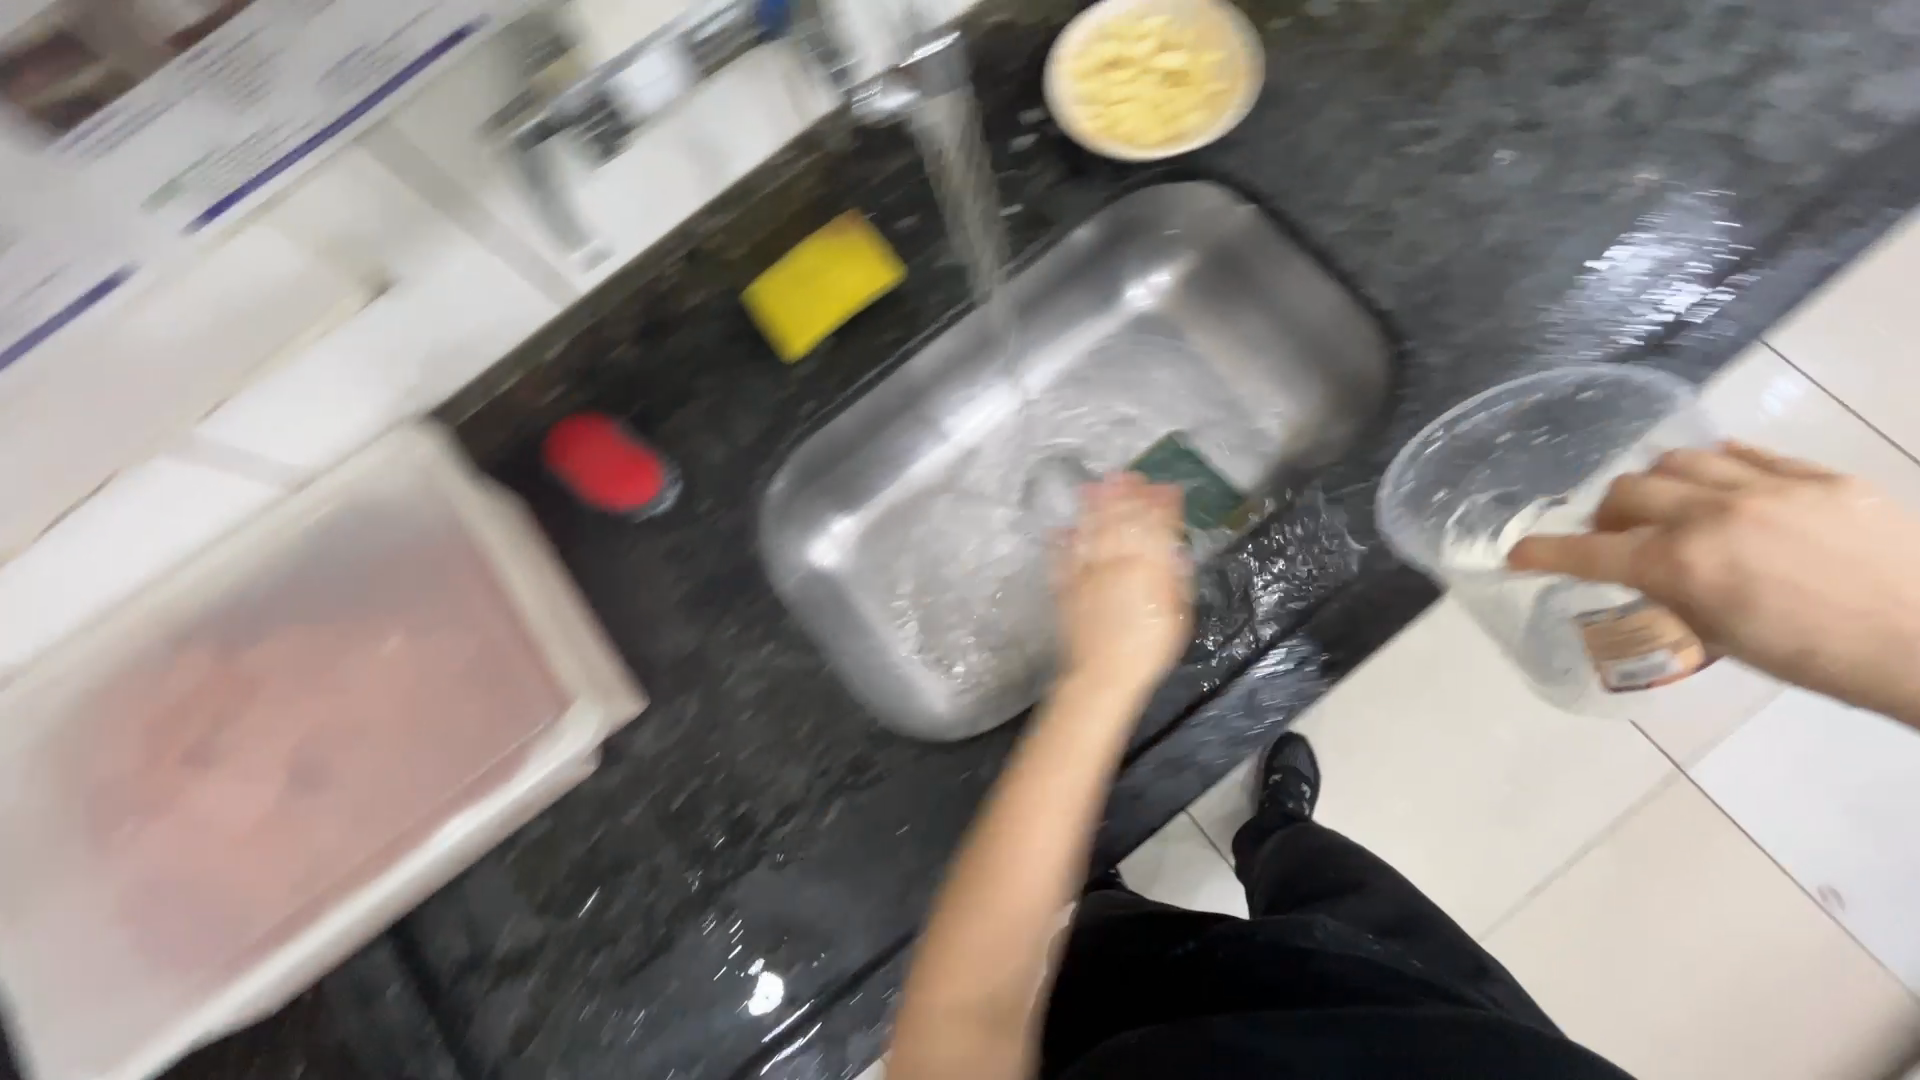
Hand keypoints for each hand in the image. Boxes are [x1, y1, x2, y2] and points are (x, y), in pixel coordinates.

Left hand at [1053, 473, 1193, 696]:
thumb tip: (1173, 551)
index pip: (1154, 527)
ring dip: (1091, 507)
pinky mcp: (1065, 587)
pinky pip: (1062, 558)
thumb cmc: (1149, 649)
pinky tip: (1060, 528)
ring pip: (1089, 532)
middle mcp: (1115, 562)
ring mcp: (1086, 572)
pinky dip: (1061, 541)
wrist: (1103, 675)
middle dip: (1124, 495)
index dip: (1160, 504)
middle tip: (1125, 474)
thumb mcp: (1177, 613)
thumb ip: (1174, 578)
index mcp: (1147, 567)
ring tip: (1091, 486)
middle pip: (1119, 521)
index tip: (1165, 487)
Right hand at [1508, 442, 1919, 723]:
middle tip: (1616, 534)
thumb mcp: (1723, 636)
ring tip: (1671, 503)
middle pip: (1627, 490)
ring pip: (1680, 459)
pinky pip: (1748, 454)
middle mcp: (1712, 517)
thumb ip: (1675, 591)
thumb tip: (1652, 573)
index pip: (1587, 552)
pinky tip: (1722, 485)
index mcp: (1682, 566)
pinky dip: (1718, 467)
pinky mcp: (1822, 479)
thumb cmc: (1822, 661)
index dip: (1543, 553)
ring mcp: (1770, 490)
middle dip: (1608, 514)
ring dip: (1659, 482)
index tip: (1517, 556)